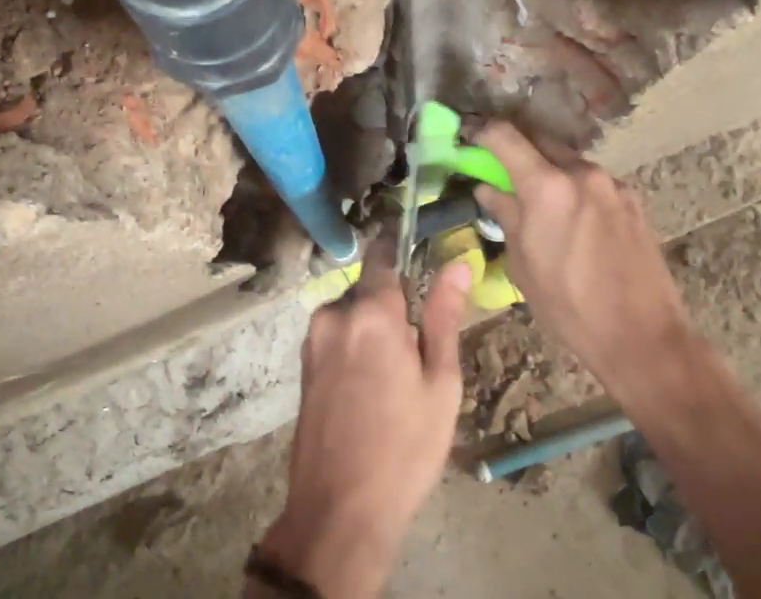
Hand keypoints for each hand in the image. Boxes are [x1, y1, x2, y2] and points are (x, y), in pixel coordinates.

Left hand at [257, 240, 472, 596]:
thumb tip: (457, 264)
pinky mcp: (303, 364)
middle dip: (394, 305)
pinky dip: (357, 347)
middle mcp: (334, 315)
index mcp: (371, 313)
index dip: (405, 250)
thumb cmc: (405, 448)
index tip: (425, 254)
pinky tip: (372, 388)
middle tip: (421, 347)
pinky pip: (337, 336)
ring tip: (398, 377)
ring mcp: (313, 340)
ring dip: (374, 328)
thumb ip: (444, 316)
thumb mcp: (440, 383)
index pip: (385, 255)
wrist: (340, 509)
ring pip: (353, 314)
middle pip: (370, 289)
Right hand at [472, 121, 690, 388]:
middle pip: (539, 140)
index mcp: (547, 187)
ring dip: (546, 169)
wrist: (643, 336)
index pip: (505, 135)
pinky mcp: (632, 200)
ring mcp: (612, 184)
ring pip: (568, 161)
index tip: (468, 140)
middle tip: (497, 170)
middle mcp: (582, 173)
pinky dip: (573, 187)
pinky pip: (592, 181)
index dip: (481, 132)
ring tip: (536, 200)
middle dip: (515, 149)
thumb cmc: (570, 307)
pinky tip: (570, 218)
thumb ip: (505, 216)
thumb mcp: (523, 264)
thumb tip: (488, 189)